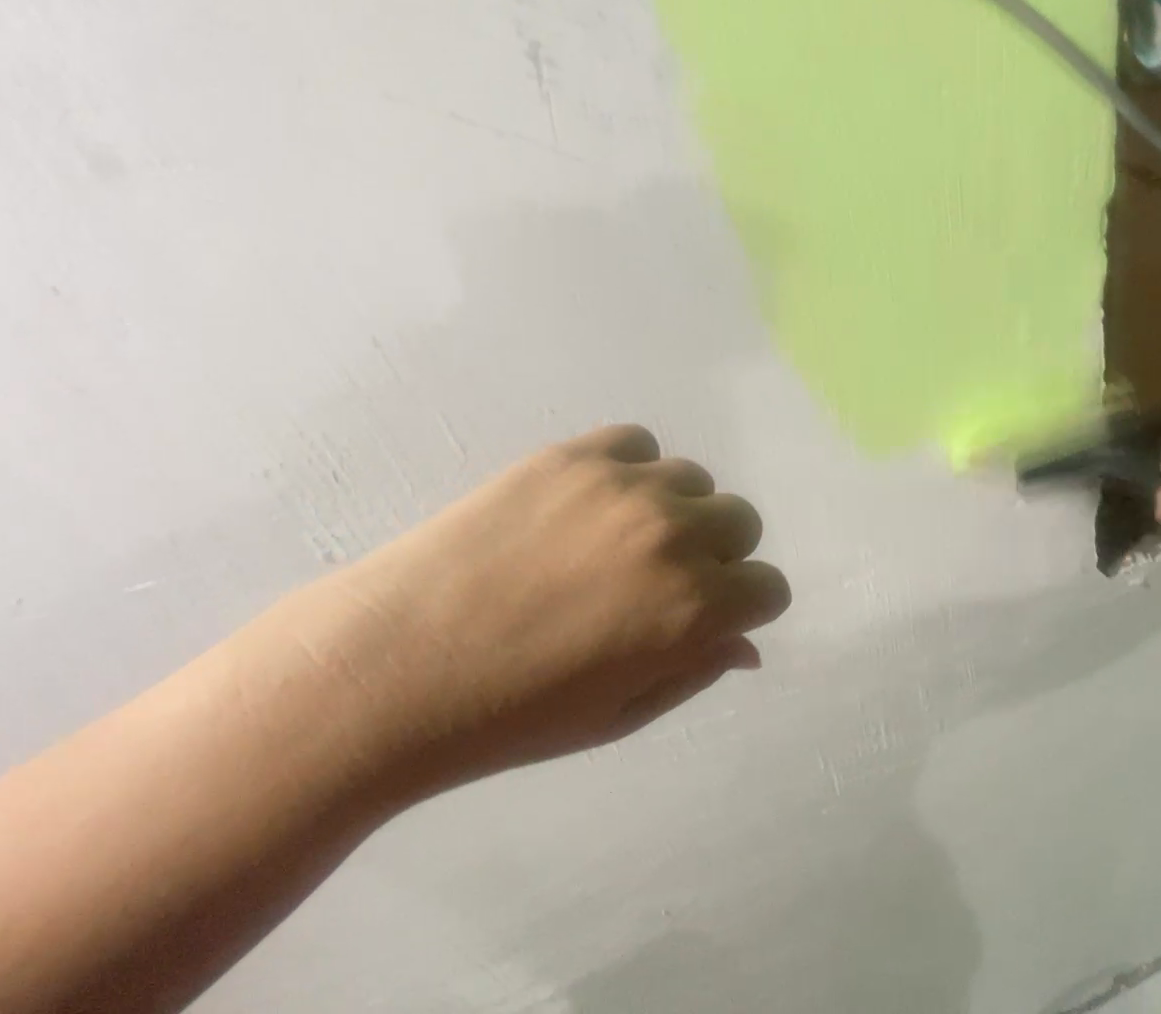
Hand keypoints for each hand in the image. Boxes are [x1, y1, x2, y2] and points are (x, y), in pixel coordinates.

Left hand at [272, 424, 791, 792]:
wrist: (390, 668)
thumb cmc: (513, 715)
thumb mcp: (622, 714)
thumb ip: (697, 672)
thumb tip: (744, 644)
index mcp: (697, 609)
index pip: (770, 588)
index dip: (746, 608)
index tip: (712, 621)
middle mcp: (675, 537)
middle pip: (742, 522)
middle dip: (720, 556)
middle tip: (664, 584)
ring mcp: (623, 488)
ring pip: (693, 481)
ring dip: (676, 512)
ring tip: (620, 542)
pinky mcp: (570, 457)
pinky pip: (636, 443)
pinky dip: (630, 471)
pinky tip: (592, 506)